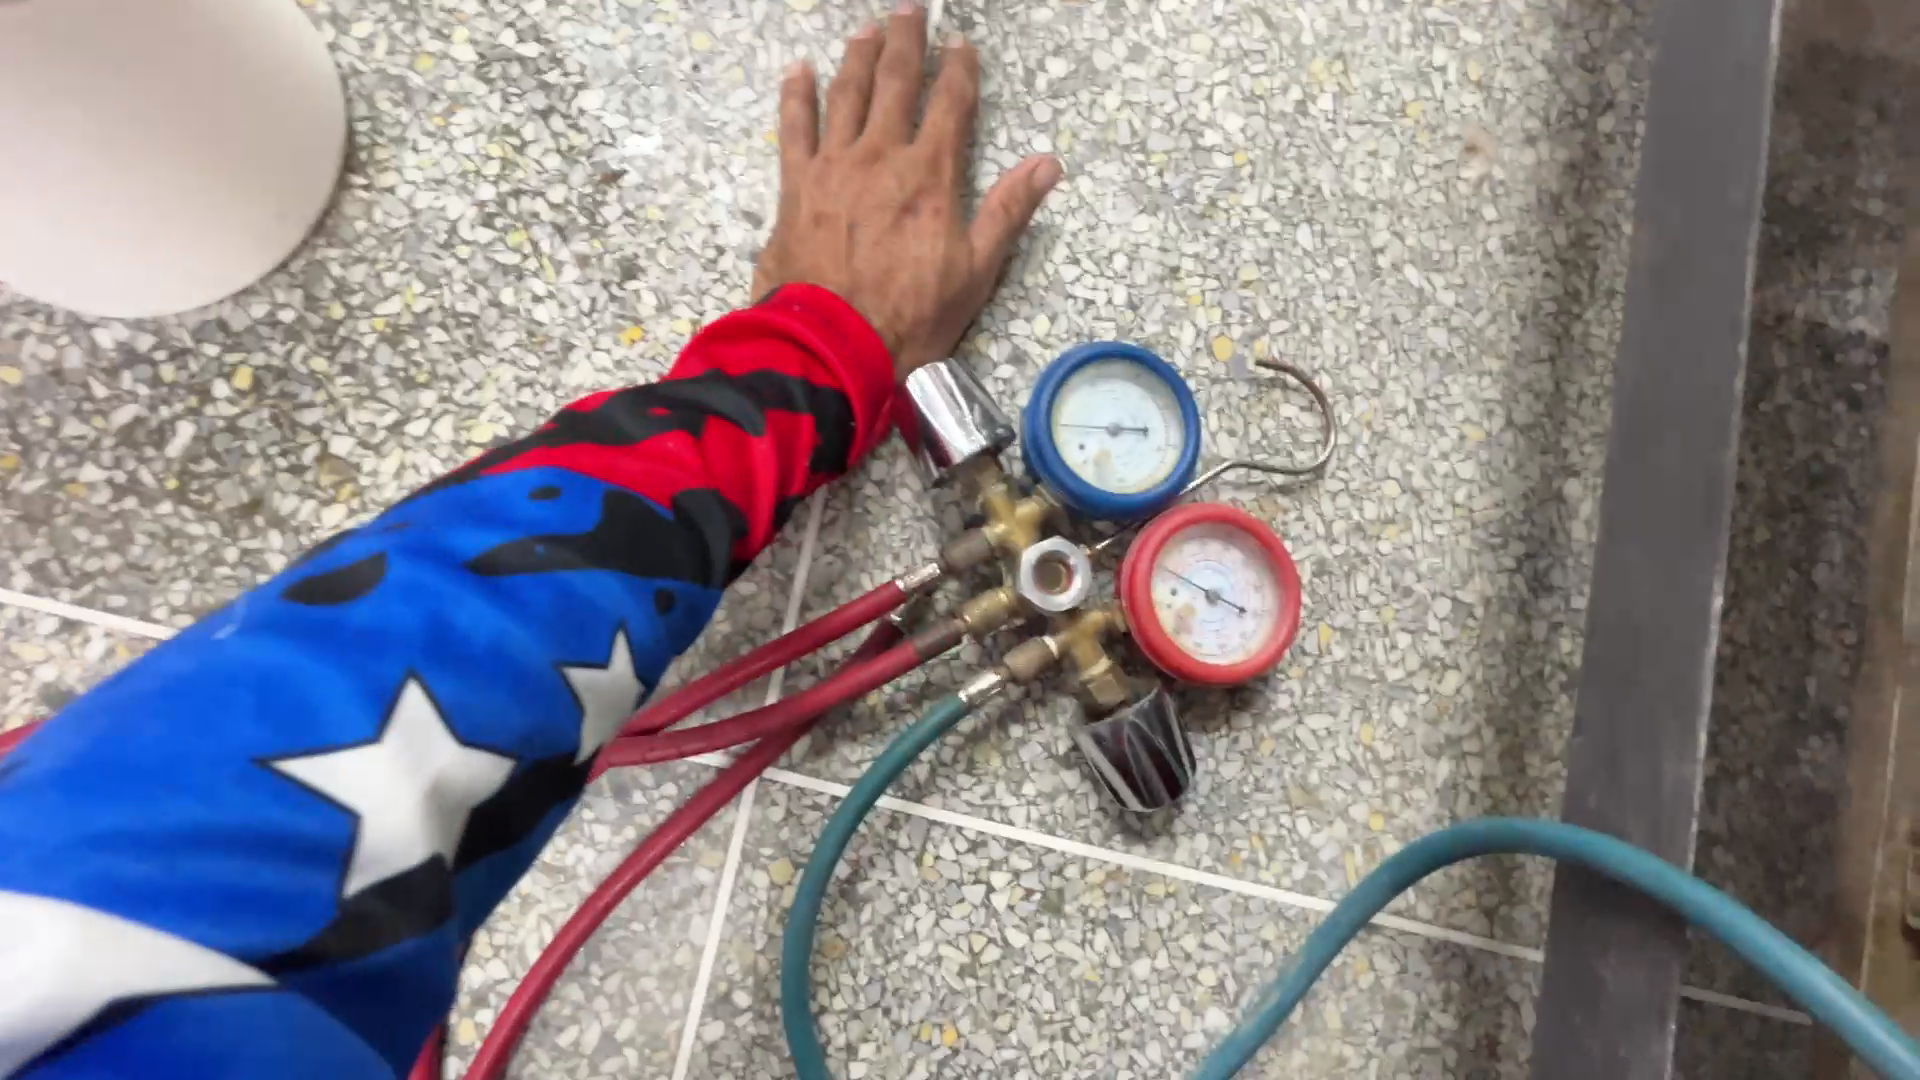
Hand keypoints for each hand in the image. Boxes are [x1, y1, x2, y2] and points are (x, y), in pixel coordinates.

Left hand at [752, 4, 1062, 381]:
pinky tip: (800, 70)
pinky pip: (794, 128)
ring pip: (846, 94)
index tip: (962, 45)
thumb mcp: (975, 274)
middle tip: (910, 11)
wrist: (834, 345)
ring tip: (867, 30)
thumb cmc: (911, 317)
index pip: (950, 105)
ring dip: (859, 57)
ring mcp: (833, 167)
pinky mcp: (795, 187)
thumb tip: (1047, 163)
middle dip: (906, 42)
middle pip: (894, 83)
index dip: (959, 70)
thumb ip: (1007, 212)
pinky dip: (797, 96)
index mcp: (930, 175)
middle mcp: (880, 155)